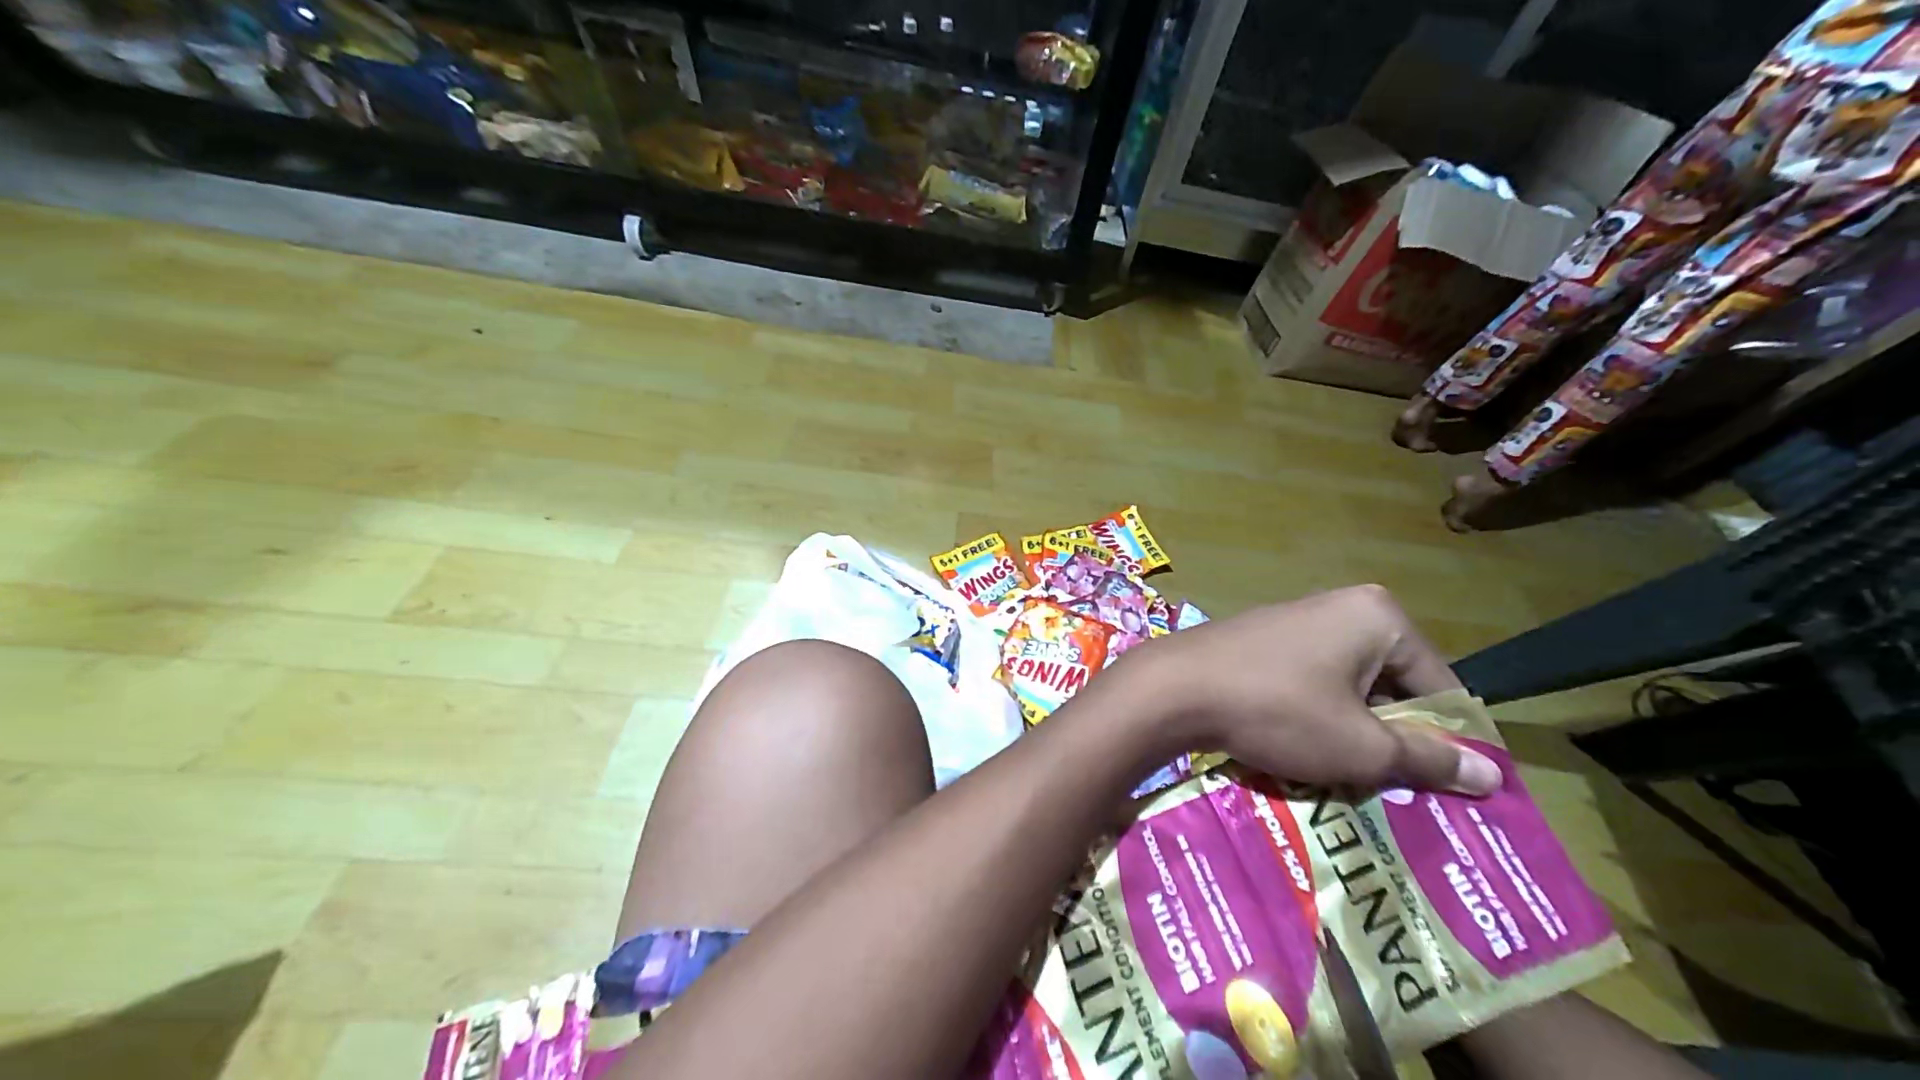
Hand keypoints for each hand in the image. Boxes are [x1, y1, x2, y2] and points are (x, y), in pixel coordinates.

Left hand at [1124, 585, 1500, 794]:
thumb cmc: (1278, 711)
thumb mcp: (1361, 745)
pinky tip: (1300, 753)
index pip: (1439, 686)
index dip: (1448, 742)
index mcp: (1379, 617)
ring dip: (1349, 733)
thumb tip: (1492, 776)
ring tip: (1347, 781)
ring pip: (1345, 689)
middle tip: (1394, 791)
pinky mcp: (1258, 640)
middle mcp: (1338, 606)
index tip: (1449, 791)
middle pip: (1390, 685)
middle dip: (1391, 738)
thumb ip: (1428, 759)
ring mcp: (1293, 621)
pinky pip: (1306, 684)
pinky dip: (1311, 718)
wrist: (1172, 690)